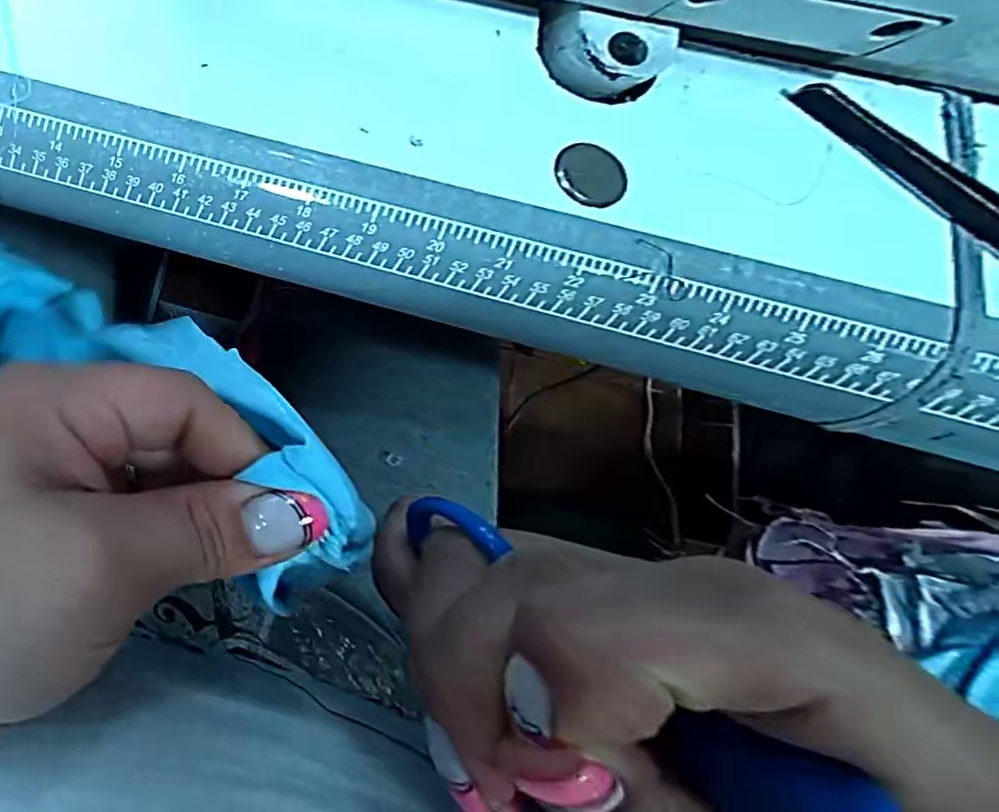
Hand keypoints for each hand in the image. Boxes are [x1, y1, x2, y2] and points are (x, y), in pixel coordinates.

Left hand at [0, 362, 325, 739]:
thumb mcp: (101, 564)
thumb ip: (203, 529)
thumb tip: (301, 514)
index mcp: (58, 394)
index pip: (177, 399)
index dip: (243, 451)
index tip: (294, 523)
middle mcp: (63, 405)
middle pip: (174, 427)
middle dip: (230, 482)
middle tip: (283, 554)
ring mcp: (63, 449)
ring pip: (164, 462)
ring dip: (210, 507)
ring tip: (250, 565)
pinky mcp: (66, 491)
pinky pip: (141, 493)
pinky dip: (179, 524)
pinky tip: (201, 560)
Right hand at [373, 498, 998, 811]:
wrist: (915, 786)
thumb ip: (671, 808)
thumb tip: (544, 763)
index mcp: (750, 628)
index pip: (571, 632)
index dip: (546, 725)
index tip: (570, 801)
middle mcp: (656, 572)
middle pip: (494, 595)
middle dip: (473, 700)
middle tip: (510, 793)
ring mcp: (604, 564)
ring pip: (456, 568)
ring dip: (443, 665)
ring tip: (493, 742)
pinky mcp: (566, 573)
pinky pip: (455, 545)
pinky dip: (415, 577)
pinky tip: (426, 626)